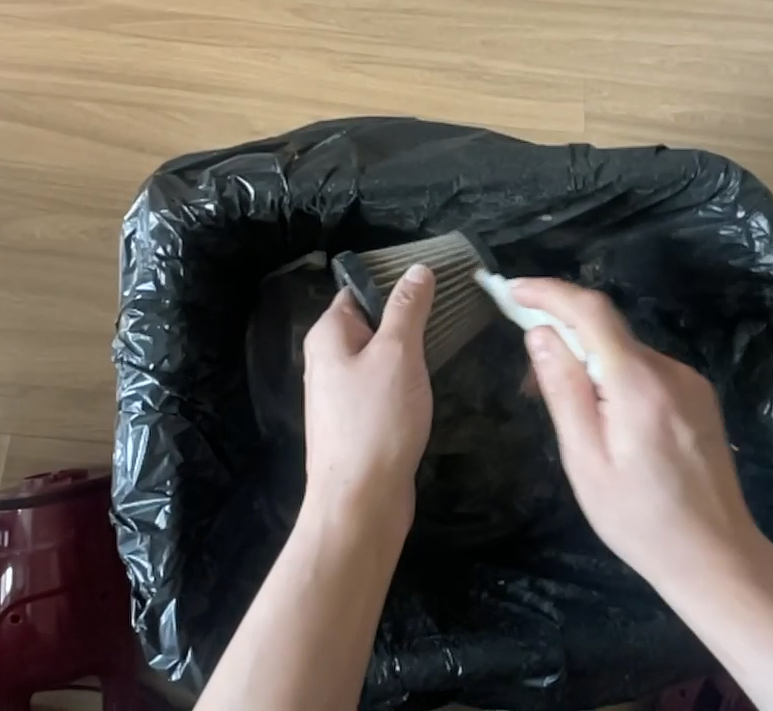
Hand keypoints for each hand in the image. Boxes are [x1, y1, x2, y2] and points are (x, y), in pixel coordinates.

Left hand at [301, 264, 435, 523]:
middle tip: (445, 314)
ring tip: (442, 345)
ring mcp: (340, 395)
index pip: (358, 291)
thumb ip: (407, 309)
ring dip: (407, 353)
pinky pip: (381, 388)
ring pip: (377, 358)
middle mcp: (327, 361)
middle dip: (404, 320)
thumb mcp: (397, 354)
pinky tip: (426, 387)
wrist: (361, 503)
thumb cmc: (376, 420)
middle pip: (369, 324)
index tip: (432, 283)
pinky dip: (403, 382)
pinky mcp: (356, 423)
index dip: (392, 284)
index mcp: (328, 336)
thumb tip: (417, 269)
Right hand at [513, 278, 766, 586]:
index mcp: (638, 384)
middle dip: (560, 335)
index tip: (511, 290)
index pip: (590, 310)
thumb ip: (563, 390)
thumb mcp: (586, 460)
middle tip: (527, 380)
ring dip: (586, 360)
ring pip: (622, 348)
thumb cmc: (641, 521)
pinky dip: (612, 374)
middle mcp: (668, 370)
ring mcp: (688, 381)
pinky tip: (603, 416)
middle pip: (604, 328)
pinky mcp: (697, 395)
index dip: (548, 292)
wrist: (719, 560)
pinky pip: (642, 368)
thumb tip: (539, 333)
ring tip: (564, 408)